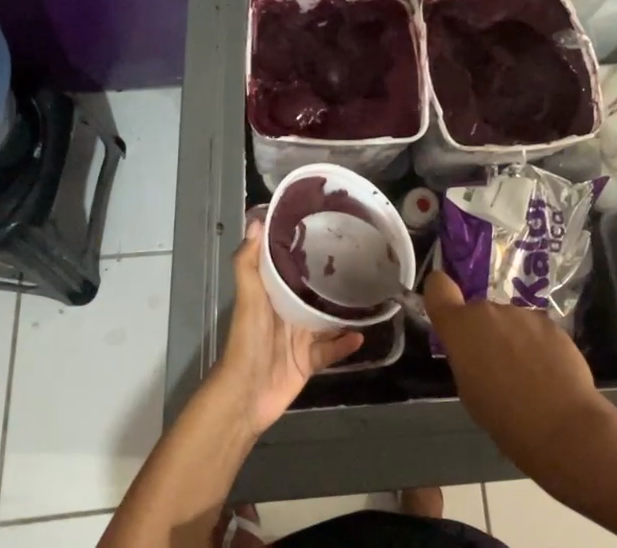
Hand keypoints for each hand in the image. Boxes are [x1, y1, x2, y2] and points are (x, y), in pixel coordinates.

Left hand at [209, 219, 363, 435]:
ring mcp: (298, 340)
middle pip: (312, 294)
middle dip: (332, 280)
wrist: (247, 394)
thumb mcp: (249, 298)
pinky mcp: (308, 362)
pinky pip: (331, 350)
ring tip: (370, 296)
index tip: (325, 230)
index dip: (303, 250)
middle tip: (361, 262)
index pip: (289, 267)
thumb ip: (248, 263)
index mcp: (272, 296)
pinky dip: (345, 344)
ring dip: (344, 312)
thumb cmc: (248, 341)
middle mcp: (287, 314)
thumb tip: (256, 222)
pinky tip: (362, 335)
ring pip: (326, 321)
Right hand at [424, 270, 610, 460]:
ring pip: (510, 321)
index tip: (447, 311)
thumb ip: (466, 358)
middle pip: (479, 313)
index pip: (438, 287)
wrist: (560, 425)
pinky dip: (538, 346)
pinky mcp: (552, 323)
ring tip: (527, 377)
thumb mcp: (469, 390)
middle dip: (484, 333)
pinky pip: (535, 330)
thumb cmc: (503, 416)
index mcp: (460, 327)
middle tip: (496, 369)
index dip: (440, 293)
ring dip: (512, 340)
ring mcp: (523, 314)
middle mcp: (489, 310)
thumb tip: (477, 351)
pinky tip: (549, 375)